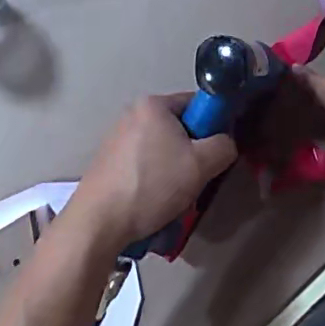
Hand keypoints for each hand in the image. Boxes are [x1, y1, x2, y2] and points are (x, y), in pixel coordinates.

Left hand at [66, 94, 238, 250]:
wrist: (99, 222)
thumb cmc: (153, 185)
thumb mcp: (202, 164)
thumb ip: (224, 145)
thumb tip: (224, 143)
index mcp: (153, 104)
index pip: (197, 103)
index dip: (214, 126)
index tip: (216, 152)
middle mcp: (132, 113)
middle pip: (179, 127)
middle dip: (193, 152)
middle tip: (198, 177)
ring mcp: (117, 138)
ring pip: (163, 149)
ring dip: (175, 169)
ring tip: (175, 195)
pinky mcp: (108, 161)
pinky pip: (145, 163)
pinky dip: (155, 178)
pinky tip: (154, 200)